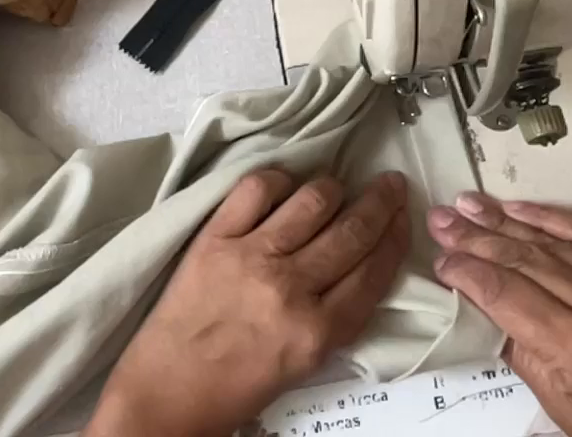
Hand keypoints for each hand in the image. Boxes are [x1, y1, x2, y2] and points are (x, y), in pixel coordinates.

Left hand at [86, 169, 410, 436]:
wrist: (167, 391)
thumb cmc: (237, 384)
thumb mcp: (304, 363)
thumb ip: (336, 316)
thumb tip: (363, 261)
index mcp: (316, 333)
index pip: (372, 272)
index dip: (394, 236)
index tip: (404, 214)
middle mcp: (289, 290)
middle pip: (350, 231)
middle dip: (380, 202)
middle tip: (390, 184)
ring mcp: (251, 256)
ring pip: (312, 201)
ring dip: (333, 189)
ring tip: (337, 187)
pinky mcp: (216, 236)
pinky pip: (257, 188)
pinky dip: (278, 179)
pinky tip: (285, 185)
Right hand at [427, 192, 571, 436]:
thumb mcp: (563, 408)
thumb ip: (519, 348)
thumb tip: (479, 300)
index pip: (506, 294)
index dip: (467, 273)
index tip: (439, 260)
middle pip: (523, 259)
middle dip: (474, 238)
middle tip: (439, 219)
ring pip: (550, 240)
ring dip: (501, 220)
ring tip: (465, 205)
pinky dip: (549, 216)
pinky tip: (516, 206)